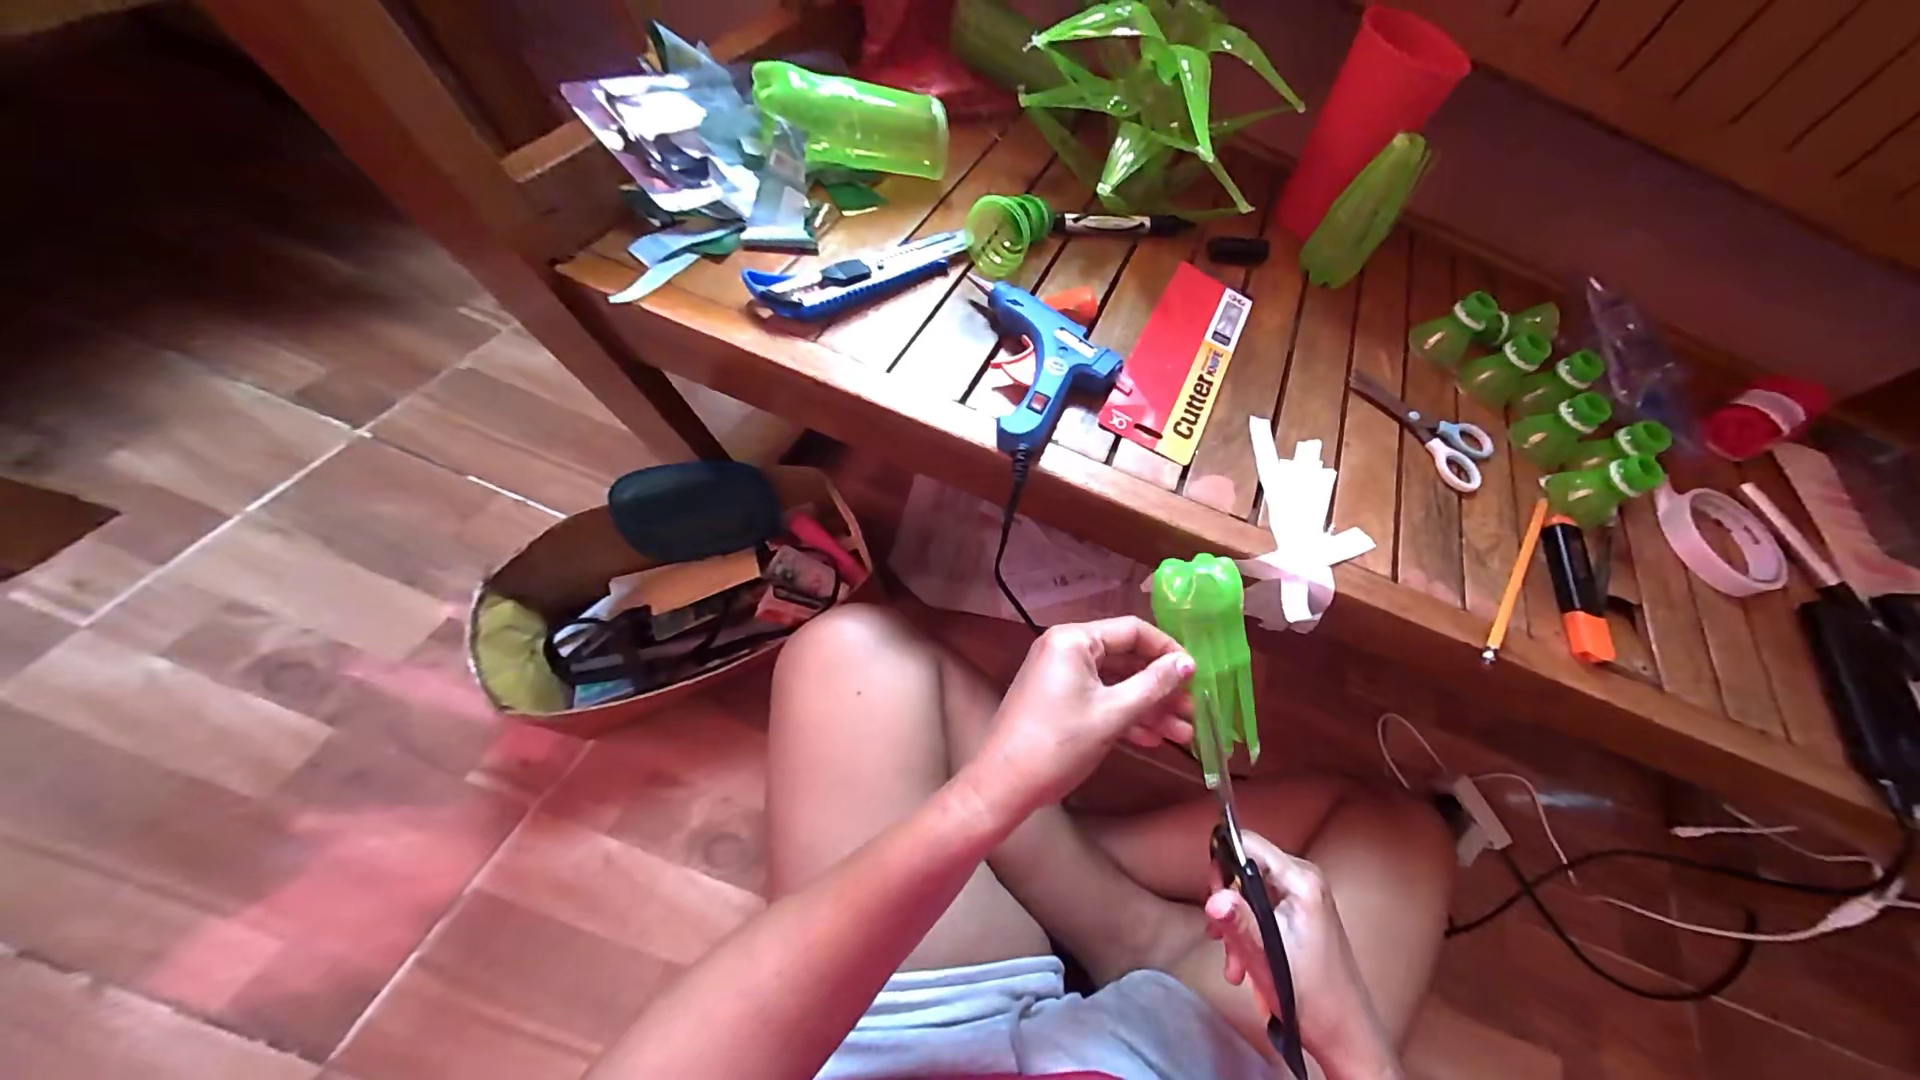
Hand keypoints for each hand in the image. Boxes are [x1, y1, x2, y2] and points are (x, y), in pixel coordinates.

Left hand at [966, 617, 1193, 816]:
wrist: (1006, 783)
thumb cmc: (1059, 742)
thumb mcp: (1113, 713)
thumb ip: (1154, 685)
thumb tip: (1187, 662)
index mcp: (1074, 639)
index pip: (1132, 631)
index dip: (1168, 651)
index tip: (1197, 676)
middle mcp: (1065, 648)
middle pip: (1125, 658)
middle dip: (1161, 687)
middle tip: (1193, 712)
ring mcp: (1060, 675)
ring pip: (1115, 683)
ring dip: (1148, 707)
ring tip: (1183, 734)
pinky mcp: (1058, 699)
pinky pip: (1098, 698)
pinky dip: (1124, 716)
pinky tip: (1152, 739)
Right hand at [1206, 833, 1396, 1073]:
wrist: (1347, 1039)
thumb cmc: (1314, 1002)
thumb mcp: (1266, 959)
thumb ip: (1238, 923)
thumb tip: (1214, 899)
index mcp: (1301, 881)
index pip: (1246, 842)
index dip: (1222, 863)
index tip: (1215, 898)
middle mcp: (1304, 879)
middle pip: (1243, 865)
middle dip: (1227, 901)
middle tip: (1222, 934)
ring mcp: (1302, 895)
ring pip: (1247, 887)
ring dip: (1234, 921)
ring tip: (1235, 958)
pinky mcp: (1299, 910)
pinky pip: (1259, 903)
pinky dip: (1245, 927)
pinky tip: (1243, 958)